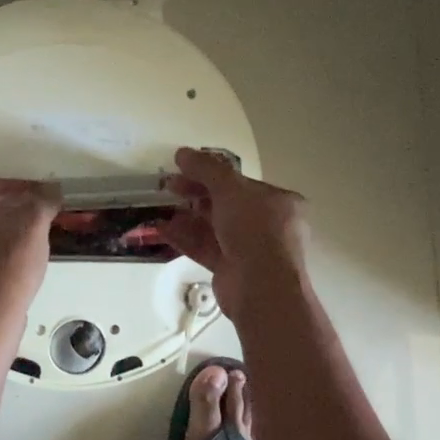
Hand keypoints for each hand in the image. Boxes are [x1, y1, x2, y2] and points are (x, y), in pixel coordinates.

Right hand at [161, 148, 309, 318]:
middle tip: (168, 186)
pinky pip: (207, 249)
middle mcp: (268, 225)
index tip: (183, 169)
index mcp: (279, 202)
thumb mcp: (231, 189)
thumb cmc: (255, 230)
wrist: (261, 287)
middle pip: (226, 205)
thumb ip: (206, 169)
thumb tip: (183, 152)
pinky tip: (162, 230)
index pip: (241, 184)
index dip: (211, 175)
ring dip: (187, 217)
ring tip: (161, 208)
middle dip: (196, 195)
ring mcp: (250, 250)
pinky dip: (186, 239)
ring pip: (214, 228)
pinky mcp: (232, 270)